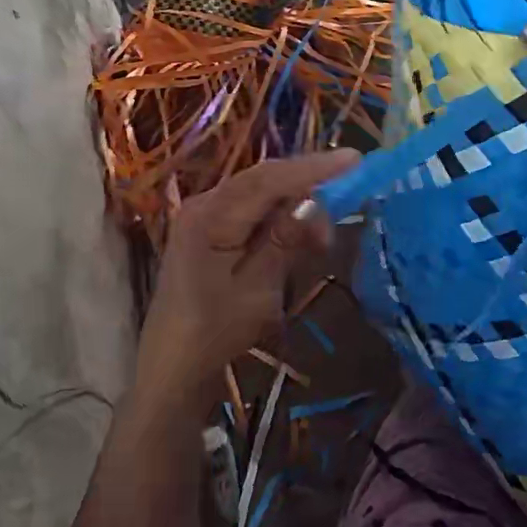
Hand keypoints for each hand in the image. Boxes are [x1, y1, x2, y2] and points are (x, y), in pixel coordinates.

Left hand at [134, 150, 360, 404]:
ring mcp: (203, 216)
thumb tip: (313, 202)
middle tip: (348, 192)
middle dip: (306, 184)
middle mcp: (203, 204)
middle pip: (262, 180)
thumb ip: (283, 241)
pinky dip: (279, 219)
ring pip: (259, 194)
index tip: (353, 159)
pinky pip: (251, 212)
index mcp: (209, 216)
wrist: (172, 367)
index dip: (312, 168)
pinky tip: (301, 236)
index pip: (267, 180)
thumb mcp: (258, 291)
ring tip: (324, 232)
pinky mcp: (209, 231)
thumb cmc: (214, 333)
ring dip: (295, 205)